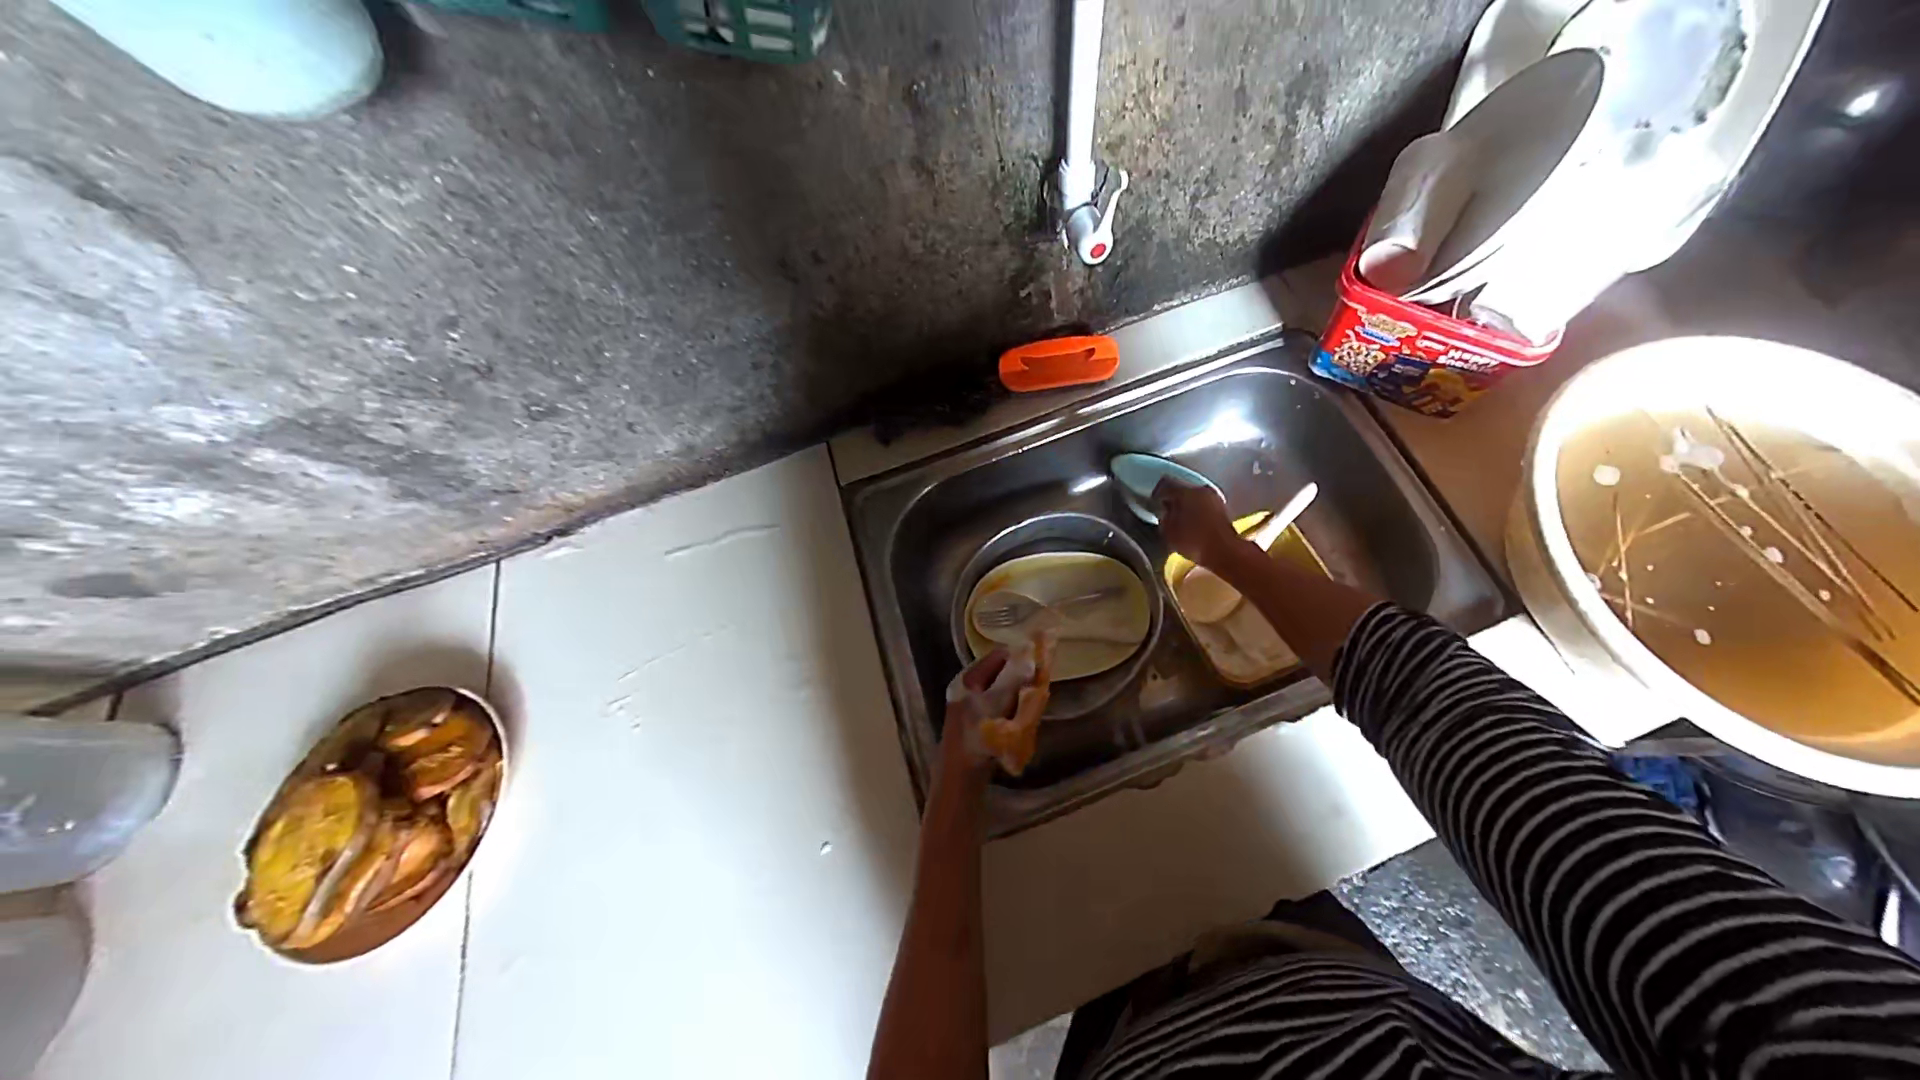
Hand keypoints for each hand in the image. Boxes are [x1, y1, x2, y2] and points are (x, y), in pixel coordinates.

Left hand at [941, 641, 1051, 779]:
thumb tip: (1029, 658)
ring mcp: (970, 706)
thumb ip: (1013, 679)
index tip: (1039, 665)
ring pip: (1001, 691)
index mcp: (968, 678)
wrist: (960, 775)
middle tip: (1038, 686)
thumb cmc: (977, 735)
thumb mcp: (997, 703)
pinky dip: (1012, 709)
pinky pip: (999, 707)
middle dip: (1020, 678)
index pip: (997, 656)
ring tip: (1032, 702)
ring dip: (1017, 695)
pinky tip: (1022, 719)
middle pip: (1000, 673)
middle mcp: (967, 688)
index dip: (1018, 657)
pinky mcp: (976, 723)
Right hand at [1154, 478, 1242, 568]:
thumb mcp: (1168, 531)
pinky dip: (1198, 512)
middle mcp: (1201, 489)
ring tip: (1180, 519)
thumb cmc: (1193, 540)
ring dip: (1187, 505)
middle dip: (1174, 498)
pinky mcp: (1223, 510)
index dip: (1157, 493)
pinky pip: (1205, 505)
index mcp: (1184, 491)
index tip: (1154, 501)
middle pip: (1182, 488)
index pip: (1165, 484)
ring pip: (1195, 496)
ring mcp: (1214, 498)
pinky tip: (1193, 524)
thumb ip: (1163, 516)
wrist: (1224, 551)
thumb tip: (1165, 512)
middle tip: (1166, 509)